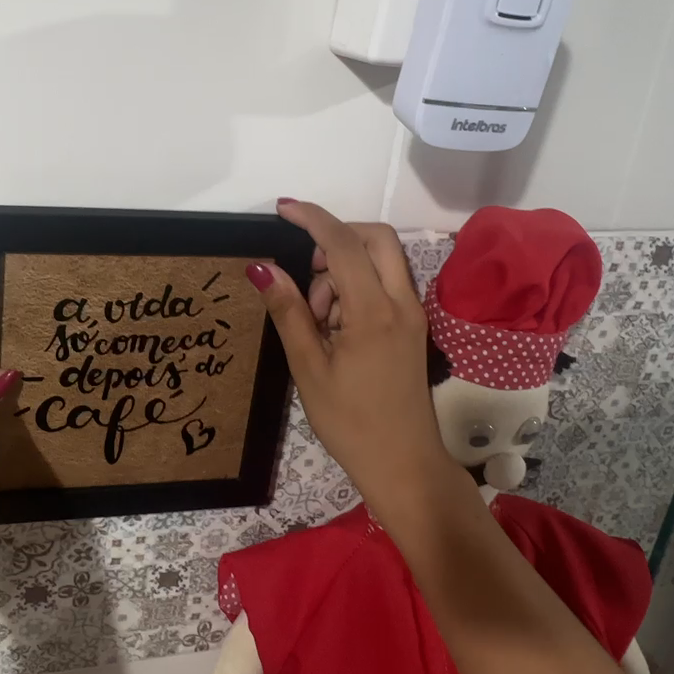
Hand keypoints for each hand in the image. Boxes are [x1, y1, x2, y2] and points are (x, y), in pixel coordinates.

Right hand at [247, 200, 453, 518]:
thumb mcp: (309, 368)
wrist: (403, 464)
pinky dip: (357, 286)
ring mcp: (412, 314)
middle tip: (306, 270)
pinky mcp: (412, 327)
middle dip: (337, 237)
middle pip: (376, 238)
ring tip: (315, 316)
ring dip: (344, 267)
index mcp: (374, 312)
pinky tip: (334, 325)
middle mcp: (401, 303)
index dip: (312, 219)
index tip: (282, 209)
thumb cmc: (350, 422)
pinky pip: (385, 284)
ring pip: (382, 260)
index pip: (344, 244)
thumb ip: (288, 312)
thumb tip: (261, 267)